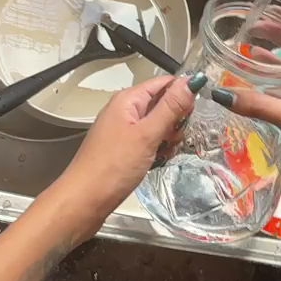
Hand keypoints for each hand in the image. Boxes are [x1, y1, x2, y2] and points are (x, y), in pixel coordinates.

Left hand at [38, 72, 200, 240]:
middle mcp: (125, 110)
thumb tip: (193, 80)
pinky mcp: (125, 148)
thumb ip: (171, 107)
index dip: (183, 93)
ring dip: (167, 139)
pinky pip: (150, 141)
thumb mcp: (147, 134)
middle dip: (175, 121)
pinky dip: (157, 150)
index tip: (196, 112)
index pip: (164, 83)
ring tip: (162, 154)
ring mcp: (124, 130)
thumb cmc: (113, 166)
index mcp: (128, 99)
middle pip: (162, 104)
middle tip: (172, 139)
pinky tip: (156, 162)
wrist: (84, 201)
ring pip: (158, 125)